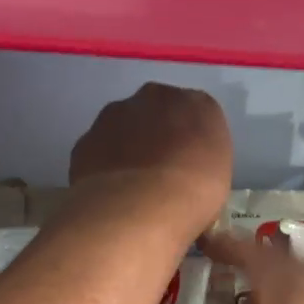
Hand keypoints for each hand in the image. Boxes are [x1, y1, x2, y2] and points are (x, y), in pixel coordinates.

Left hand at [69, 83, 231, 237]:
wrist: (140, 206)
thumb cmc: (193, 196)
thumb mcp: (218, 182)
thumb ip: (202, 166)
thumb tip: (186, 175)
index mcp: (199, 105)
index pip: (196, 118)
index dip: (189, 146)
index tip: (186, 172)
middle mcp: (156, 96)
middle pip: (156, 116)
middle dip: (155, 141)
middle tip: (156, 179)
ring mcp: (114, 114)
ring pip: (122, 130)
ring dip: (125, 152)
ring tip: (128, 192)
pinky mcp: (86, 140)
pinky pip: (97, 153)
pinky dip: (101, 170)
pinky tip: (107, 197)